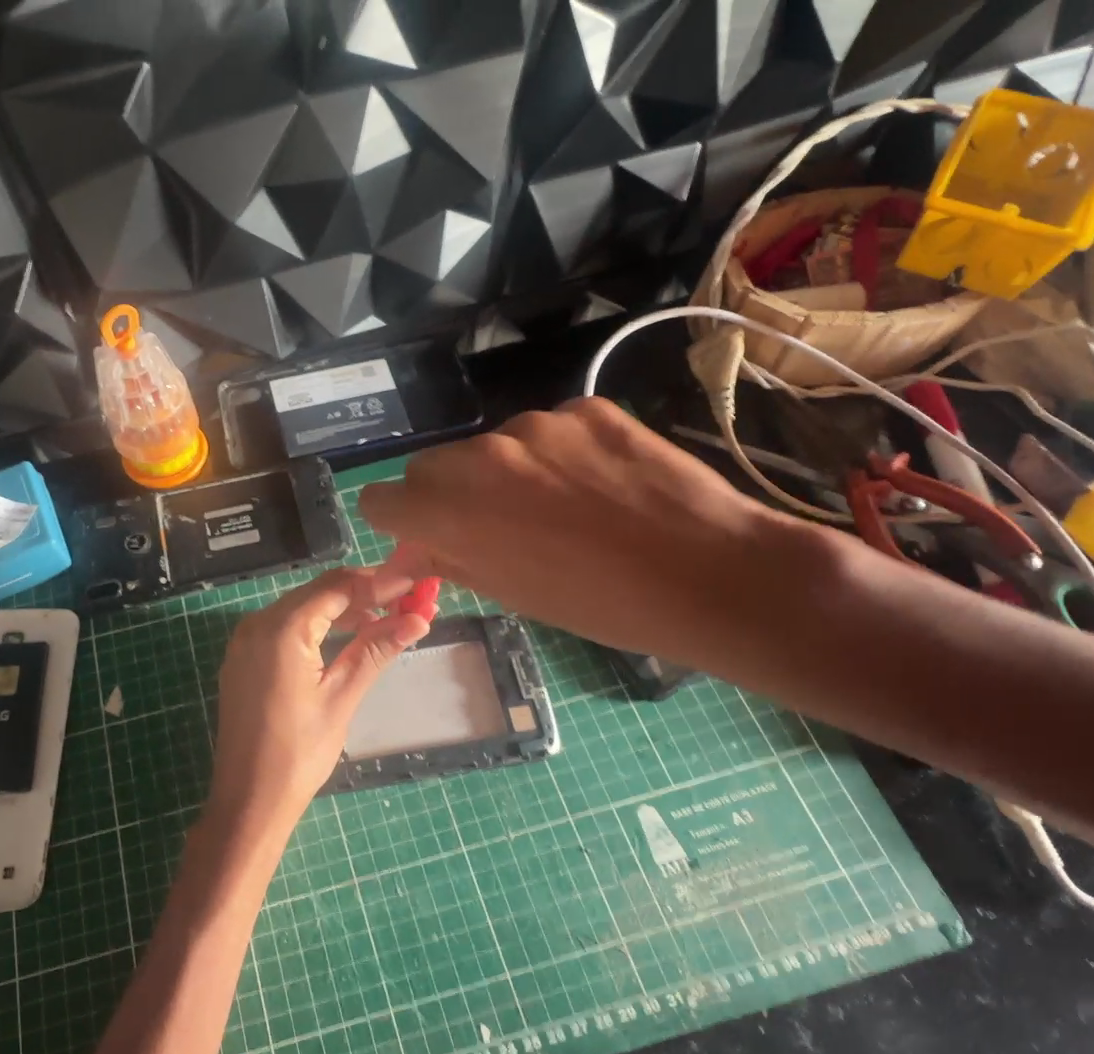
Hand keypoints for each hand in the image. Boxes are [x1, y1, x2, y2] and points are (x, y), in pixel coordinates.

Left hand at [208, 566, 431, 831]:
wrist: (249, 800)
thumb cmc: (298, 754)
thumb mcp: (342, 698)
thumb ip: (376, 650)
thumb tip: (419, 618)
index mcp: (281, 629)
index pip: (338, 587)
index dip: (380, 582)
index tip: (417, 582)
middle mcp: (257, 623)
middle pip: (319, 592)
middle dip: (365, 593)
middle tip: (410, 600)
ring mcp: (246, 640)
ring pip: (303, 607)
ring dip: (344, 609)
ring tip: (389, 619)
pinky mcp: (245, 657)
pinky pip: (286, 626)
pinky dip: (319, 626)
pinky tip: (349, 637)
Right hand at [360, 397, 816, 666]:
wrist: (711, 572)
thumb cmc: (602, 605)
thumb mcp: (512, 594)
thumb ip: (450, 560)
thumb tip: (409, 554)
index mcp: (453, 511)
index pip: (381, 499)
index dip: (397, 522)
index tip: (422, 537)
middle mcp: (483, 455)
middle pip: (432, 466)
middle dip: (447, 495)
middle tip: (493, 527)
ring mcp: (537, 424)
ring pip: (493, 447)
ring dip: (507, 474)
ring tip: (563, 509)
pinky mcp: (585, 408)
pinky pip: (548, 431)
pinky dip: (558, 455)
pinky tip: (600, 487)